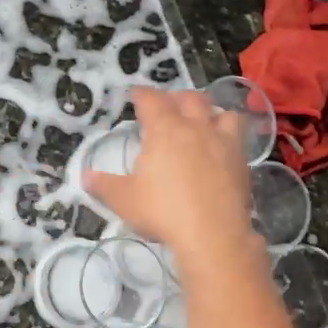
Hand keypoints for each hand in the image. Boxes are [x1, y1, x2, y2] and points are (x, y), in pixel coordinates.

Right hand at [84, 87, 257, 277]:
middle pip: (189, 98)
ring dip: (209, 112)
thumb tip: (85, 176)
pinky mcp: (242, 161)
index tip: (135, 94)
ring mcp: (223, 142)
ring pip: (221, 112)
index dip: (141, 94)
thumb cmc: (162, 211)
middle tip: (167, 107)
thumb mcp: (123, 200)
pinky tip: (220, 148)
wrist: (212, 233)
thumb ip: (103, 185)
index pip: (151, 100)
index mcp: (164, 131)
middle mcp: (196, 128)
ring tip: (201, 122)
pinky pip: (238, 136)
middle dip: (176, 98)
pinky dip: (227, 135)